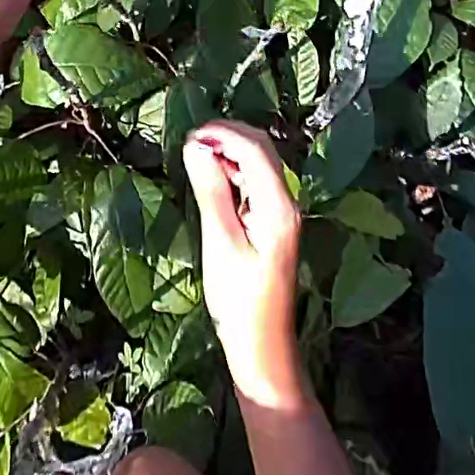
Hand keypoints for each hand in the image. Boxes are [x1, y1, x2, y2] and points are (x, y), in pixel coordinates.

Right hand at [182, 120, 308, 409]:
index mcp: (277, 207)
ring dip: (228, 148)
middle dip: (227, 135)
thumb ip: (210, 190)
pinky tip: (211, 175)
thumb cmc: (238, 297)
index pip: (255, 150)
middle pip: (262, 148)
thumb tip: (196, 146)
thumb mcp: (219, 241)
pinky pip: (253, 177)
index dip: (223, 134)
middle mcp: (285, 201)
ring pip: (258, 159)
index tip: (190, 135)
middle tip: (191, 141)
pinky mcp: (270, 217)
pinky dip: (231, 166)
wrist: (260, 341)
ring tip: (196, 154)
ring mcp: (280, 209)